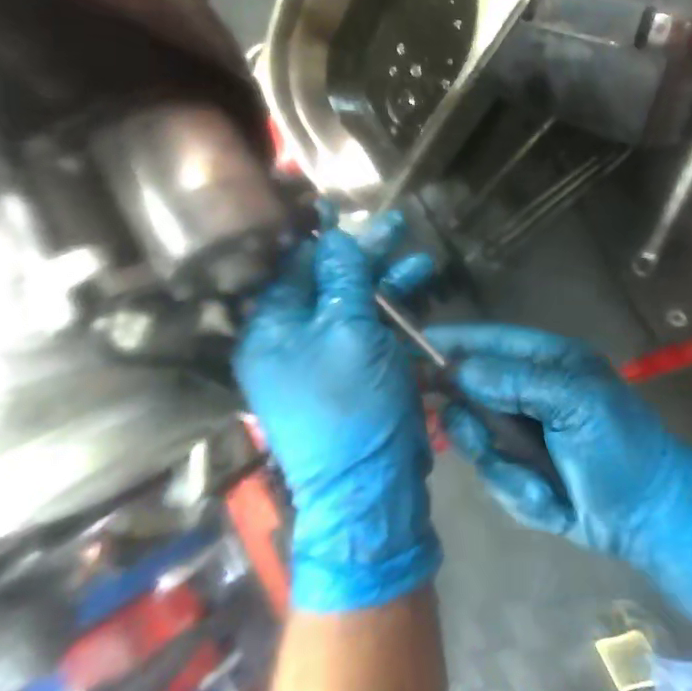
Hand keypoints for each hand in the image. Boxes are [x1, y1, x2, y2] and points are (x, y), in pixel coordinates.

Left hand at [235, 211, 436, 612]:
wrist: (370, 484)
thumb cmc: (351, 405)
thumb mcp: (349, 333)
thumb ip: (344, 280)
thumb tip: (336, 236)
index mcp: (270, 332)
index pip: (292, 269)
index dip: (321, 237)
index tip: (345, 206)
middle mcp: (290, 344)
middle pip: (327, 285)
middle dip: (363, 257)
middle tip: (397, 227)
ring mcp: (325, 362)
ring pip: (355, 308)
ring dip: (387, 283)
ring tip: (421, 261)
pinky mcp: (357, 377)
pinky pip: (372, 334)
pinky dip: (394, 313)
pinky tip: (419, 296)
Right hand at [427, 325, 691, 621]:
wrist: (649, 517)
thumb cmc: (620, 448)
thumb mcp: (575, 404)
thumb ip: (516, 381)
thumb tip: (458, 367)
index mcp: (553, 364)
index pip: (492, 342)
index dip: (454, 343)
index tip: (408, 347)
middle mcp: (534, 394)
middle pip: (473, 396)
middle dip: (476, 425)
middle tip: (492, 443)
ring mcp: (526, 436)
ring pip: (479, 443)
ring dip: (508, 468)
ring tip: (544, 484)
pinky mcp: (523, 473)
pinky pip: (496, 479)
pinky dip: (521, 494)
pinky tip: (553, 501)